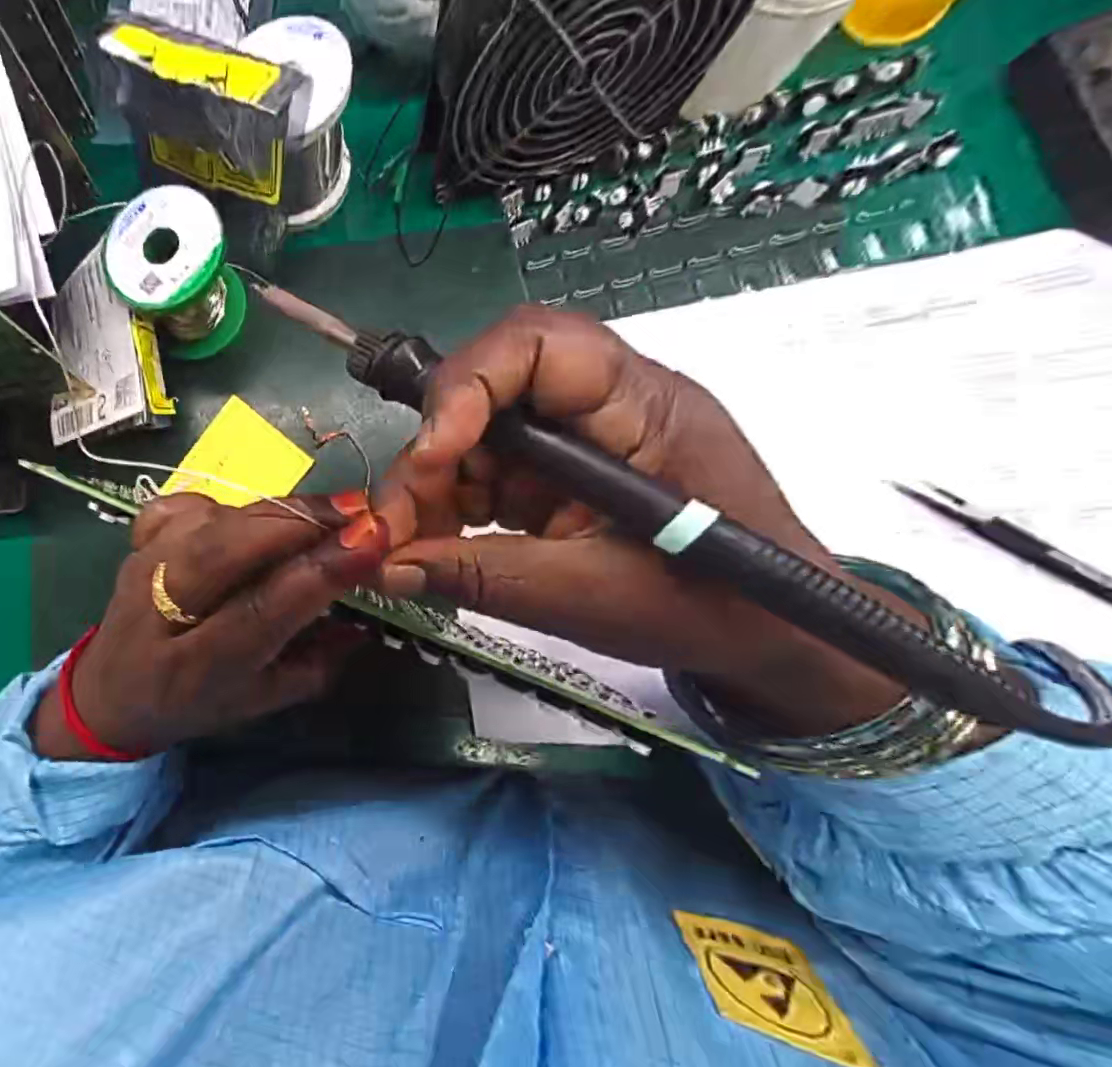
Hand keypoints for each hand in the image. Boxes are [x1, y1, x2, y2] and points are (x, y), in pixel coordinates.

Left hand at [32, 492, 387, 760]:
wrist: (108, 692)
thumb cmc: (190, 705)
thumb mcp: (257, 703)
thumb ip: (313, 666)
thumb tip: (364, 620)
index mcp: (195, 670)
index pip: (261, 610)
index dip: (318, 571)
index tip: (369, 539)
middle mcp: (161, 612)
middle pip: (226, 549)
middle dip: (299, 523)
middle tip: (356, 512)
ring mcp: (142, 569)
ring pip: (207, 520)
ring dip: (272, 508)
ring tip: (320, 510)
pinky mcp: (136, 544)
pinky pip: (182, 506)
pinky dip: (225, 503)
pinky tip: (251, 516)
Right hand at [370, 306, 916, 735]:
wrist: (767, 636)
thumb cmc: (710, 608)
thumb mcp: (587, 596)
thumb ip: (479, 575)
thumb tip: (384, 568)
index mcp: (639, 410)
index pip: (539, 344)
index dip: (467, 385)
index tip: (428, 457)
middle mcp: (599, 408)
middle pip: (484, 397)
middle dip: (428, 460)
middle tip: (390, 527)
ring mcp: (571, 441)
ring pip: (470, 440)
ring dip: (427, 493)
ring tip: (407, 551)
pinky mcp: (551, 475)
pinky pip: (479, 476)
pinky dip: (446, 512)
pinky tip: (434, 549)